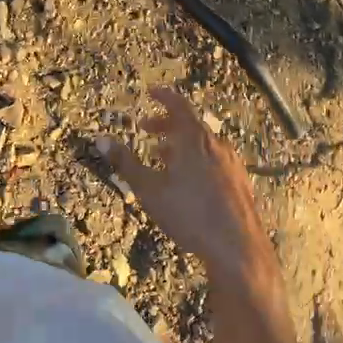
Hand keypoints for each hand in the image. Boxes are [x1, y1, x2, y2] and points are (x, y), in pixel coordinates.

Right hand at [98, 87, 278, 285]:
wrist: (238, 250)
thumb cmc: (189, 214)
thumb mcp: (149, 189)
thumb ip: (125, 162)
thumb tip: (101, 139)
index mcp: (194, 138)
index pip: (178, 105)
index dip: (163, 96)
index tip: (150, 92)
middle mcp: (216, 144)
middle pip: (191, 124)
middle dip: (166, 125)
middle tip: (146, 130)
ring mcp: (232, 164)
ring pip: (203, 144)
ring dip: (181, 144)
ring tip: (163, 158)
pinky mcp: (241, 184)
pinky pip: (214, 160)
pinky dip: (197, 159)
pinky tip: (188, 182)